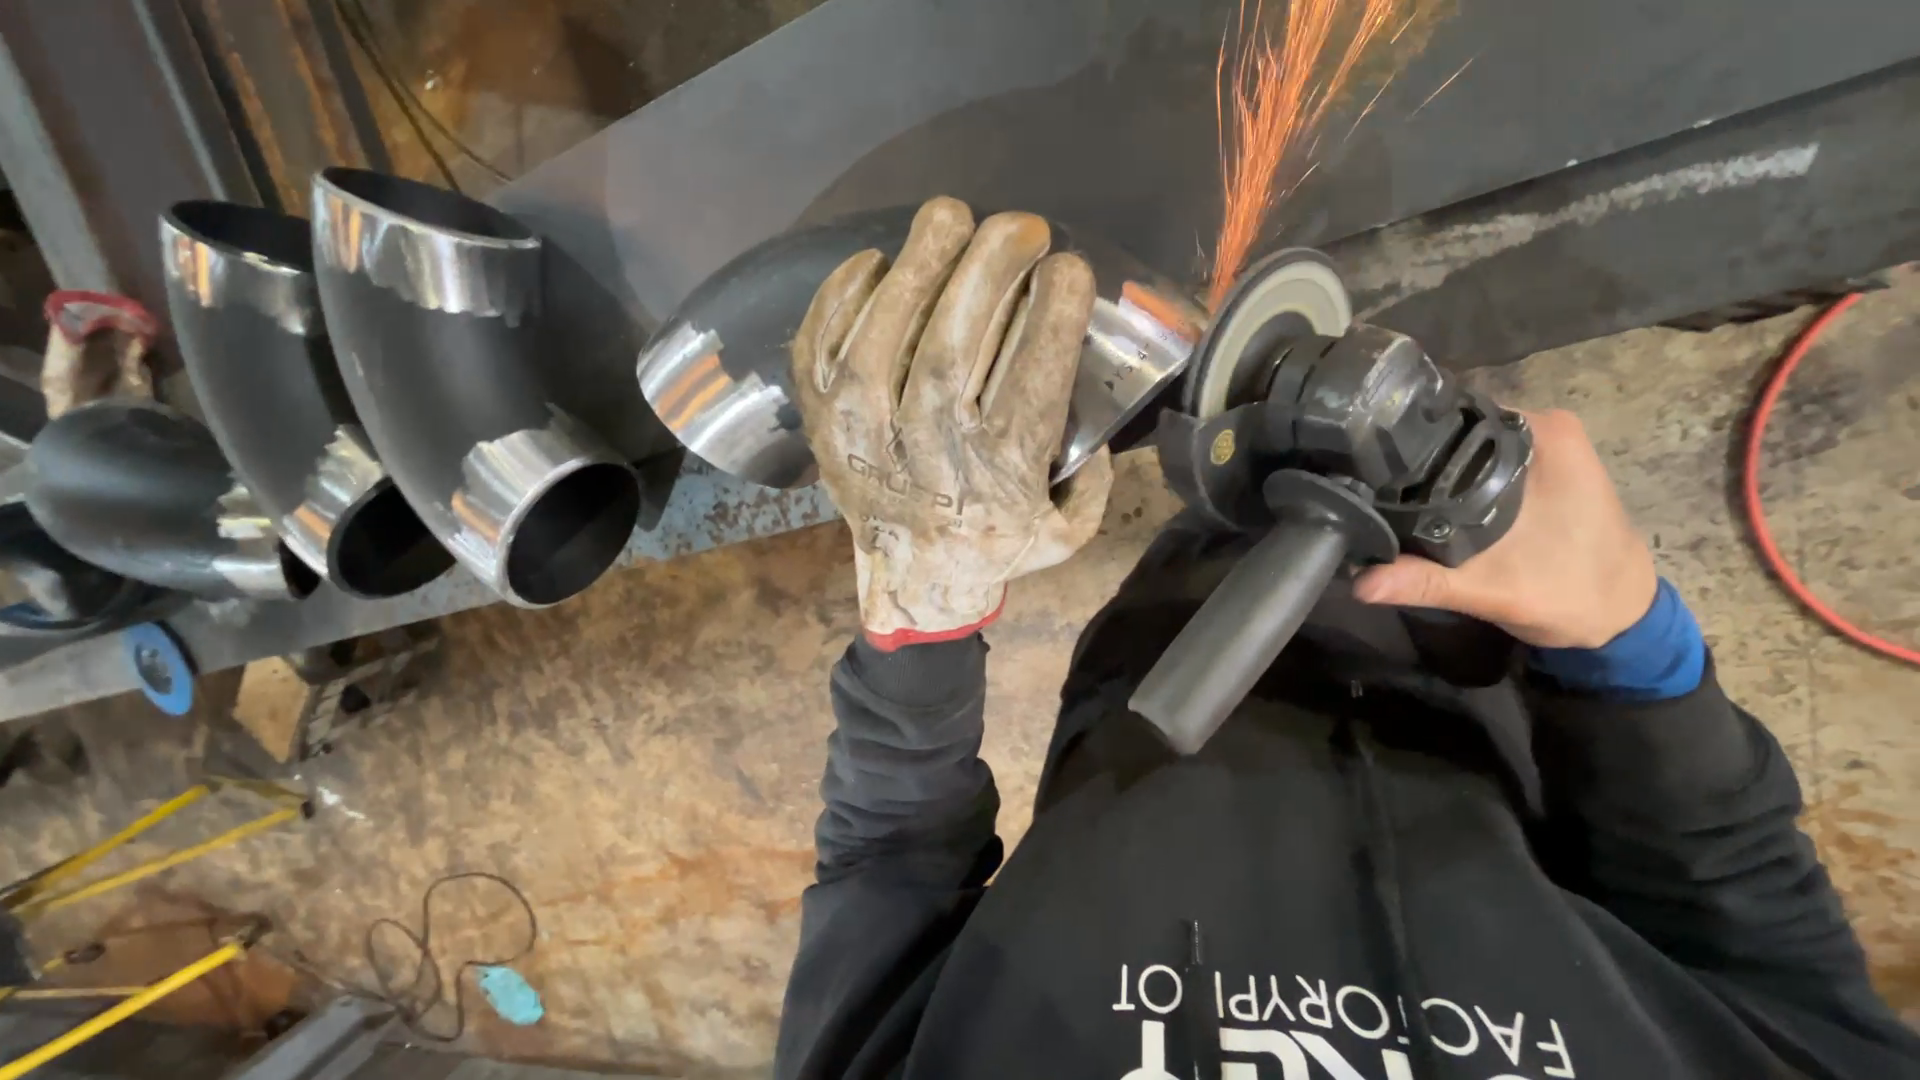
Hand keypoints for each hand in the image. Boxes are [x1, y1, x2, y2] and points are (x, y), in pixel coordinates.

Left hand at [792, 196, 1112, 649]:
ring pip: (881, 346)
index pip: (1030, 385)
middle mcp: (928, 456)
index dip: (1053, 316)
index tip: (1070, 266)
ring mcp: (863, 440)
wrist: (914, 580)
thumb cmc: (995, 543)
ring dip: (916, 271)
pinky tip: (874, 263)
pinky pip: (818, 354)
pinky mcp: (821, 426)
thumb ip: (1091, 478)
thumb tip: (1092, 397)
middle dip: (986, 275)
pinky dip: (838, 301)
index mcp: (997, 479)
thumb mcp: (1066, 530)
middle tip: (1019, 226)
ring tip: (948, 217)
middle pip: (950, 353)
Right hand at [1353, 408, 1656, 647]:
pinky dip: (1444, 480)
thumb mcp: (1491, 590)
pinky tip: (1410, 501)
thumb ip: (1426, 583)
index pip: (1450, 415)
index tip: (1354, 462)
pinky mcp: (1531, 466)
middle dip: (1405, 456)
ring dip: (1421, 470)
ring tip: (1368, 492)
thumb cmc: (1572, 593)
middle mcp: (1539, 427)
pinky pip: (1473, 461)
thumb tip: (1360, 582)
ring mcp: (1536, 445)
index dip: (1399, 438)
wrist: (1622, 617)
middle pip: (1448, 428)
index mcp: (1541, 434)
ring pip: (1457, 445)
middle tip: (1353, 484)